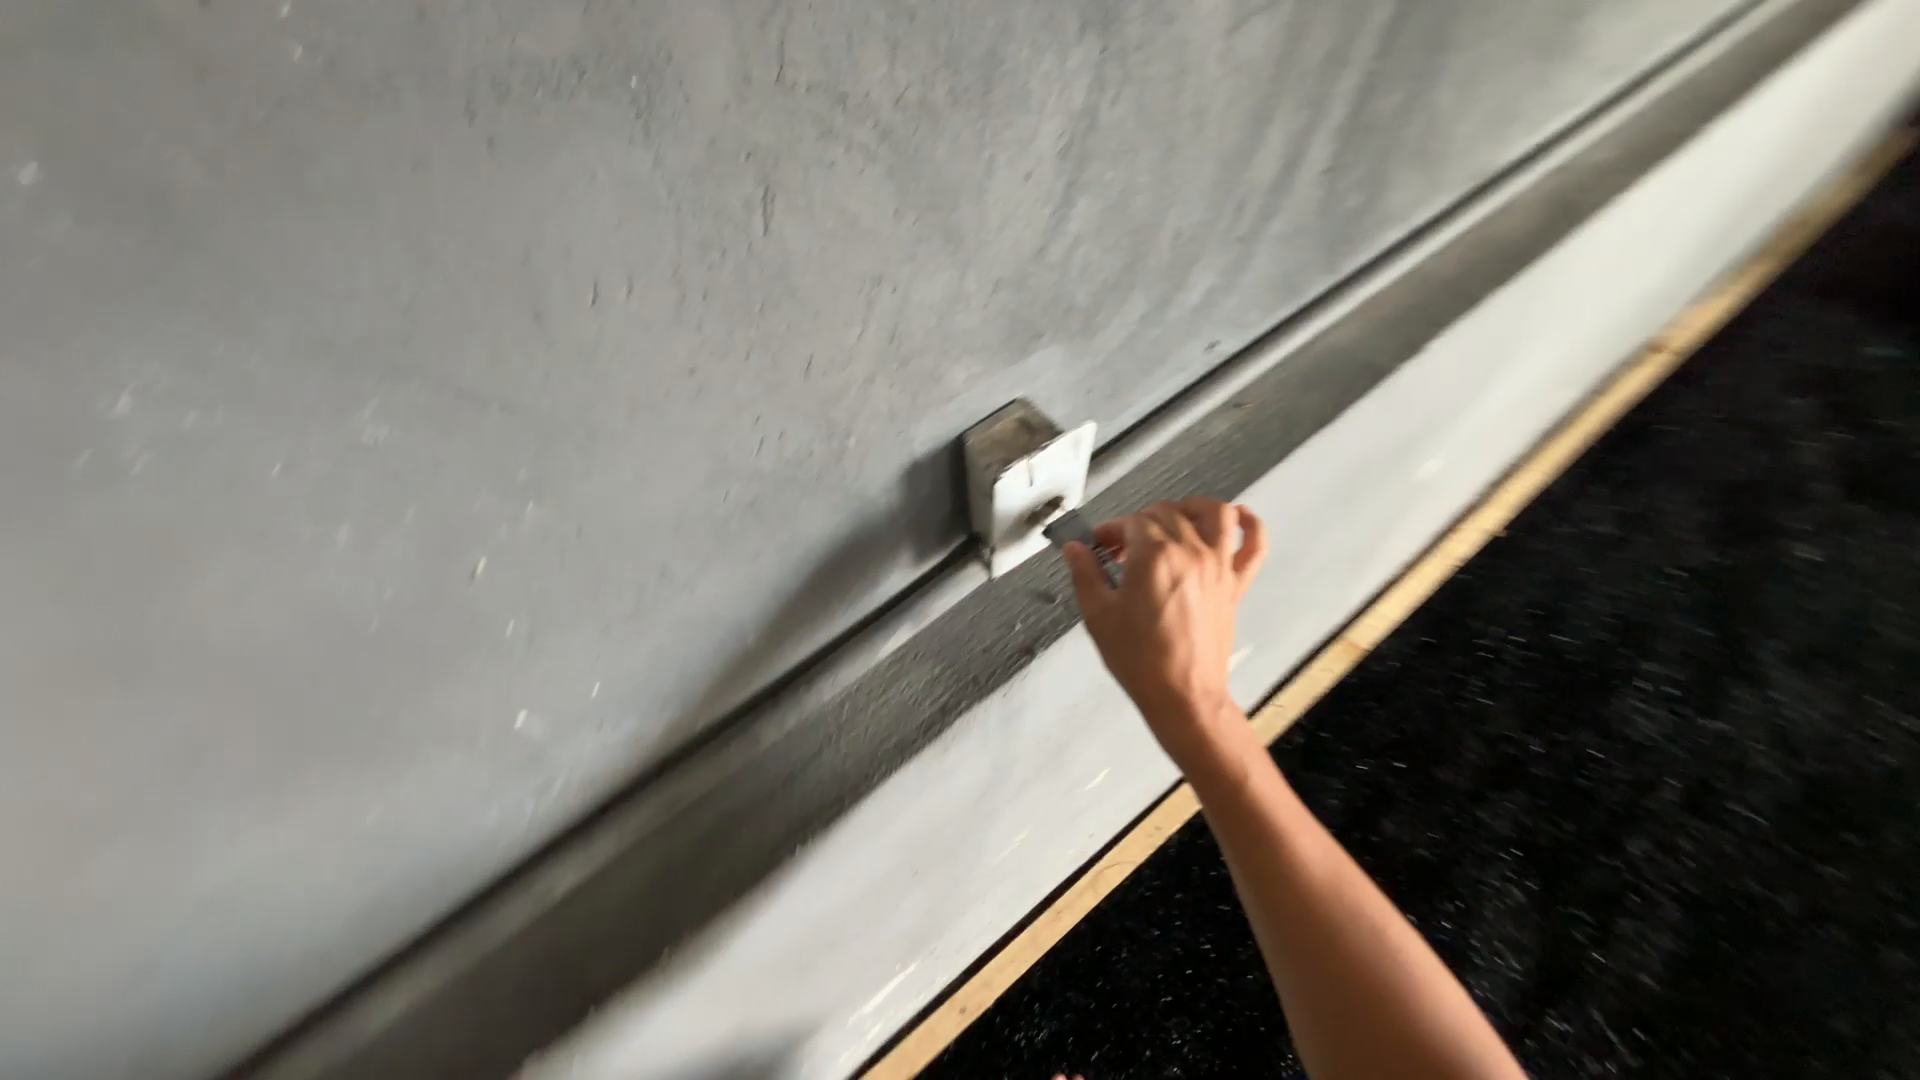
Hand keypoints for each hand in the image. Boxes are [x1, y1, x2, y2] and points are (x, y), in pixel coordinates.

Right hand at [1062, 497, 1266, 759]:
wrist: (1182, 695)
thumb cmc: (1139, 660)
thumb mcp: (1098, 615)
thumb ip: (1085, 574)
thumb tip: (1074, 549)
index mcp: (1153, 557)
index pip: (1131, 522)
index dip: (1111, 530)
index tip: (1099, 545)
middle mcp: (1191, 552)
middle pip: (1166, 513)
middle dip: (1139, 522)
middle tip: (1122, 547)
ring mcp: (1218, 566)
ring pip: (1215, 513)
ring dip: (1191, 507)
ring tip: (1172, 519)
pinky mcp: (1235, 584)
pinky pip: (1255, 544)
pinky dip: (1251, 524)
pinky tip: (1237, 517)